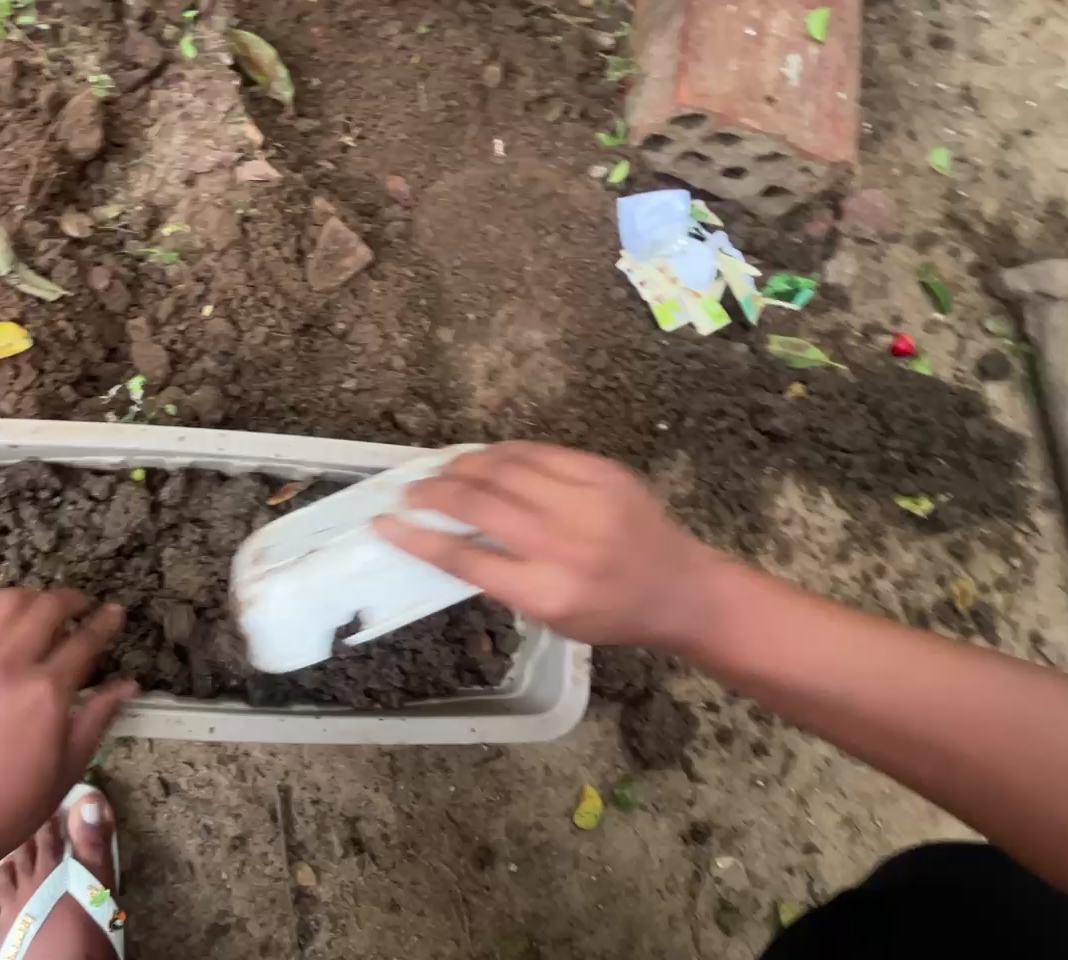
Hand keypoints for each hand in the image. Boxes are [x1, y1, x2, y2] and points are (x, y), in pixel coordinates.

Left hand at [0, 589, 136, 873]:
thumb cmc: (10, 807)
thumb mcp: (69, 767)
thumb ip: (99, 718)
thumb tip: (129, 685)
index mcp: (46, 692)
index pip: (86, 640)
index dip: (106, 622)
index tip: (115, 612)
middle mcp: (8, 666)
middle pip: (46, 607)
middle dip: (71, 599)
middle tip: (81, 606)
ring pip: (0, 603)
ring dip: (26, 598)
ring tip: (36, 609)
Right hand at [373, 442, 727, 648]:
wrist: (682, 589)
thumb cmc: (607, 612)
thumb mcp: (548, 617)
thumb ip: (499, 579)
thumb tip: (446, 538)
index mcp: (547, 592)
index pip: (464, 560)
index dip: (417, 538)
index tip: (385, 522)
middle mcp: (566, 545)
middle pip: (478, 505)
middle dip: (432, 492)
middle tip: (410, 490)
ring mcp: (587, 503)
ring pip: (503, 468)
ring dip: (461, 466)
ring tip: (441, 469)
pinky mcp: (602, 473)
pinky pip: (536, 452)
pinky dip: (499, 453)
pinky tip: (483, 458)